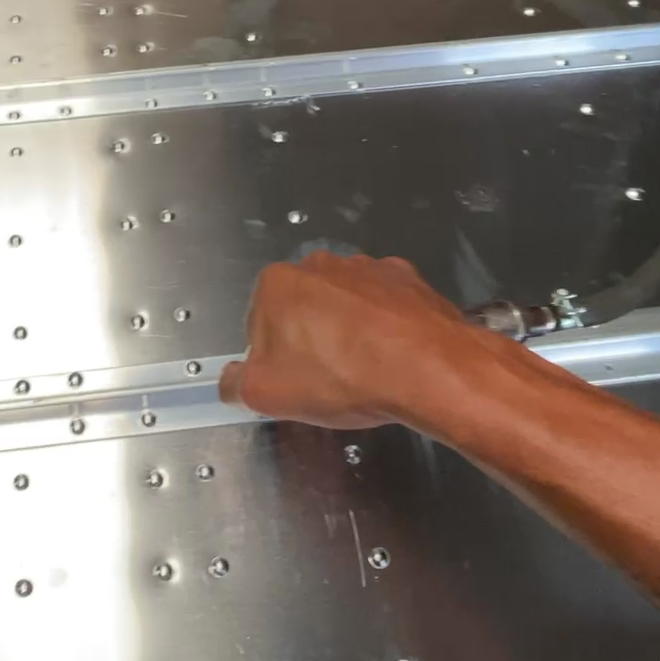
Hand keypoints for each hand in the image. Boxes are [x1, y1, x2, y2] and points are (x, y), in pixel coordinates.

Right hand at [219, 251, 482, 427]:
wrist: (429, 369)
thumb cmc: (343, 376)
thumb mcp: (266, 395)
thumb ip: (235, 384)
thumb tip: (231, 382)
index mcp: (276, 283)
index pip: (257, 326)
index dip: (272, 360)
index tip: (292, 383)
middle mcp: (319, 264)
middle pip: (300, 310)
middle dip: (308, 342)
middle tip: (326, 382)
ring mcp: (365, 268)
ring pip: (342, 307)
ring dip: (346, 334)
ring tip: (363, 374)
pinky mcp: (405, 279)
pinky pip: (382, 306)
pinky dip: (383, 328)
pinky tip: (391, 359)